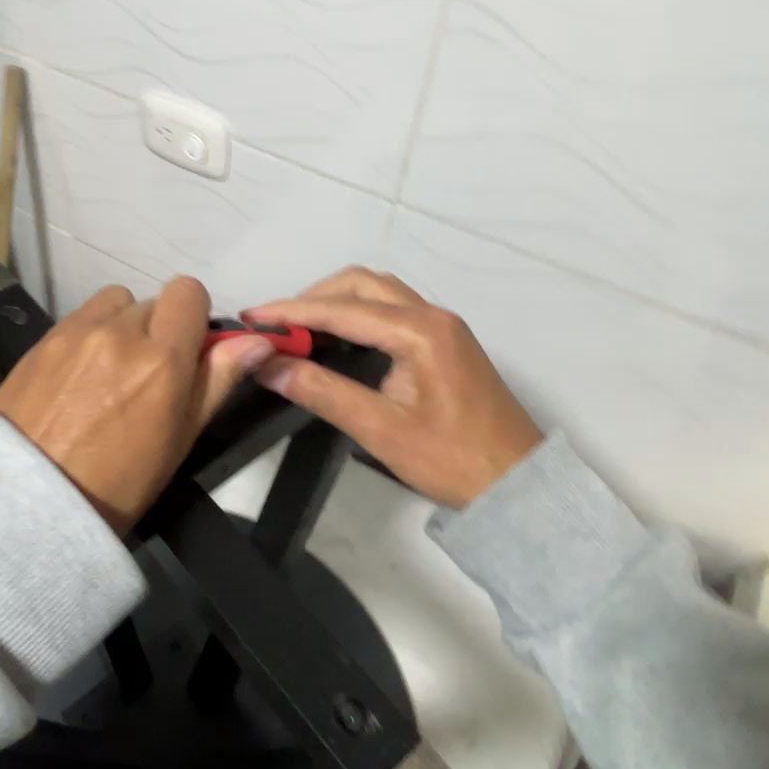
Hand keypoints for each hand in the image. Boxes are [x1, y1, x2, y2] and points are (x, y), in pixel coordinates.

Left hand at [0, 277, 276, 532]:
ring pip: (115, 303)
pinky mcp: (43, 338)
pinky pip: (80, 318)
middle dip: (158, 331)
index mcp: (162, 359)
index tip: (187, 352)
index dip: (194, 319)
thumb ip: (217, 381)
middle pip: (153, 302)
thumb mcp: (180, 439)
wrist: (28, 503)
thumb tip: (256, 341)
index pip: (190, 292)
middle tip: (145, 377)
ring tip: (109, 372)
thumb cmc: (117, 486)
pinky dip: (89, 335)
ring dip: (122, 326)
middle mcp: (120, 332)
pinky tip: (78, 377)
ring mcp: (76, 331)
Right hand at [245, 267, 542, 508]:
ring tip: (301, 330)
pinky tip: (338, 338)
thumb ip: (322, 392)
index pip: (342, 309)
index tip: (251, 318)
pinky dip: (357, 313)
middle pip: (361, 284)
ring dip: (336, 301)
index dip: (292, 311)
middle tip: (277, 327)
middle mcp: (432, 315)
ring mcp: (443, 325)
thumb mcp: (380, 430)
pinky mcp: (446, 340)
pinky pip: (393, 308)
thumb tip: (268, 366)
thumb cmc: (450, 459)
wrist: (516, 483)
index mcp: (419, 332)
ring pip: (379, 292)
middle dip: (313, 298)